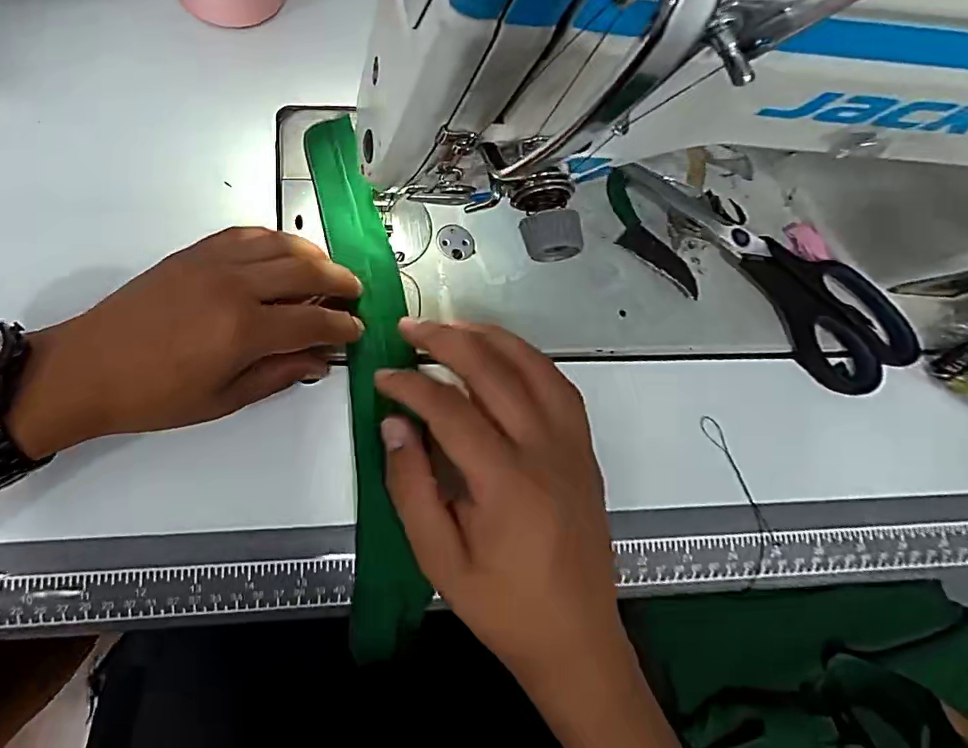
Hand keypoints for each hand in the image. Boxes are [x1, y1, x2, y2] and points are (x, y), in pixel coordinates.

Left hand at [7, 227, 363, 456]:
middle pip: (306, 270)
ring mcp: (213, 261)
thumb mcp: (221, 399)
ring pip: (280, 243)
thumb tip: (317, 361)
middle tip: (353, 294)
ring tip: (326, 271)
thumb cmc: (153, 396)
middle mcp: (234, 285)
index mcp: (243, 330)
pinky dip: (273, 240)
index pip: (313, 320)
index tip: (354, 332)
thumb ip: (276, 375)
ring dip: (312, 254)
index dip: (341, 327)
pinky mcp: (194, 251)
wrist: (89, 367)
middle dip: (339, 281)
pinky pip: (246, 234)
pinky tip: (282, 253)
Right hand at [378, 319, 674, 747]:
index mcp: (506, 482)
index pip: (450, 408)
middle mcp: (545, 451)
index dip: (410, 384)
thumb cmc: (502, 605)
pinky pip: (558, 384)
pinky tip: (501, 354)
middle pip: (494, 370)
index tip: (382, 377)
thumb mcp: (438, 559)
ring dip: (489, 337)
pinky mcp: (585, 448)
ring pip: (532, 366)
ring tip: (451, 327)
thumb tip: (394, 423)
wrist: (576, 640)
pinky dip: (526, 357)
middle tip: (409, 329)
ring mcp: (572, 445)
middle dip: (445, 339)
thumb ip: (410, 486)